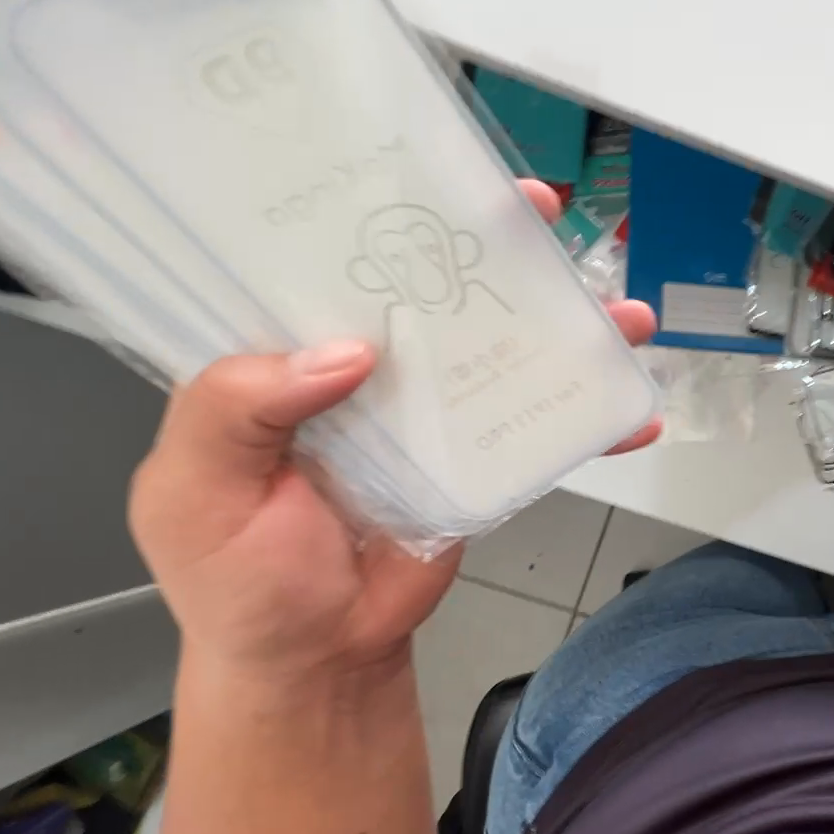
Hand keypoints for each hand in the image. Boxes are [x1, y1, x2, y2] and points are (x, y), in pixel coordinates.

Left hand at [128, 179, 658, 679]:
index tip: (434, 181)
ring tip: (629, 322)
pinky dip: (594, 428)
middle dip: (502, 257)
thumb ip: (237, 410)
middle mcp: (375, 377)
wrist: (324, 652)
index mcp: (295, 362)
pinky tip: (637, 418)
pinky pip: (544, 435)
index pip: (337, 270)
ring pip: (509, 359)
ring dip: (574, 337)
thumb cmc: (240, 577)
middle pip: (445, 299)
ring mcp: (438, 420)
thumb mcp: (196, 488)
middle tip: (549, 222)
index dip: (384, 220)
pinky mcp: (484, 463)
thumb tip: (346, 350)